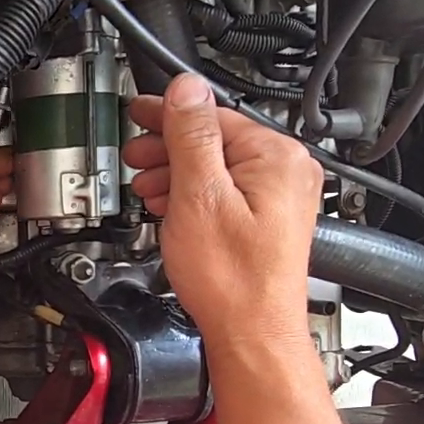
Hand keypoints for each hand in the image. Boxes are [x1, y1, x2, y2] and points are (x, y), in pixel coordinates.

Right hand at [125, 73, 324, 347]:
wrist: (252, 333)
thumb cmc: (232, 279)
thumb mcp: (199, 197)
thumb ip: (191, 137)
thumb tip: (186, 89)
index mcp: (275, 157)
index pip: (212, 114)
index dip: (167, 114)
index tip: (140, 111)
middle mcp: (287, 172)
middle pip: (216, 141)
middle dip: (169, 147)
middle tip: (136, 153)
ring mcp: (280, 199)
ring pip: (218, 168)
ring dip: (177, 173)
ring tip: (147, 185)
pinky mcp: (269, 222)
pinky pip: (226, 192)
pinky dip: (194, 194)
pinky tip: (172, 206)